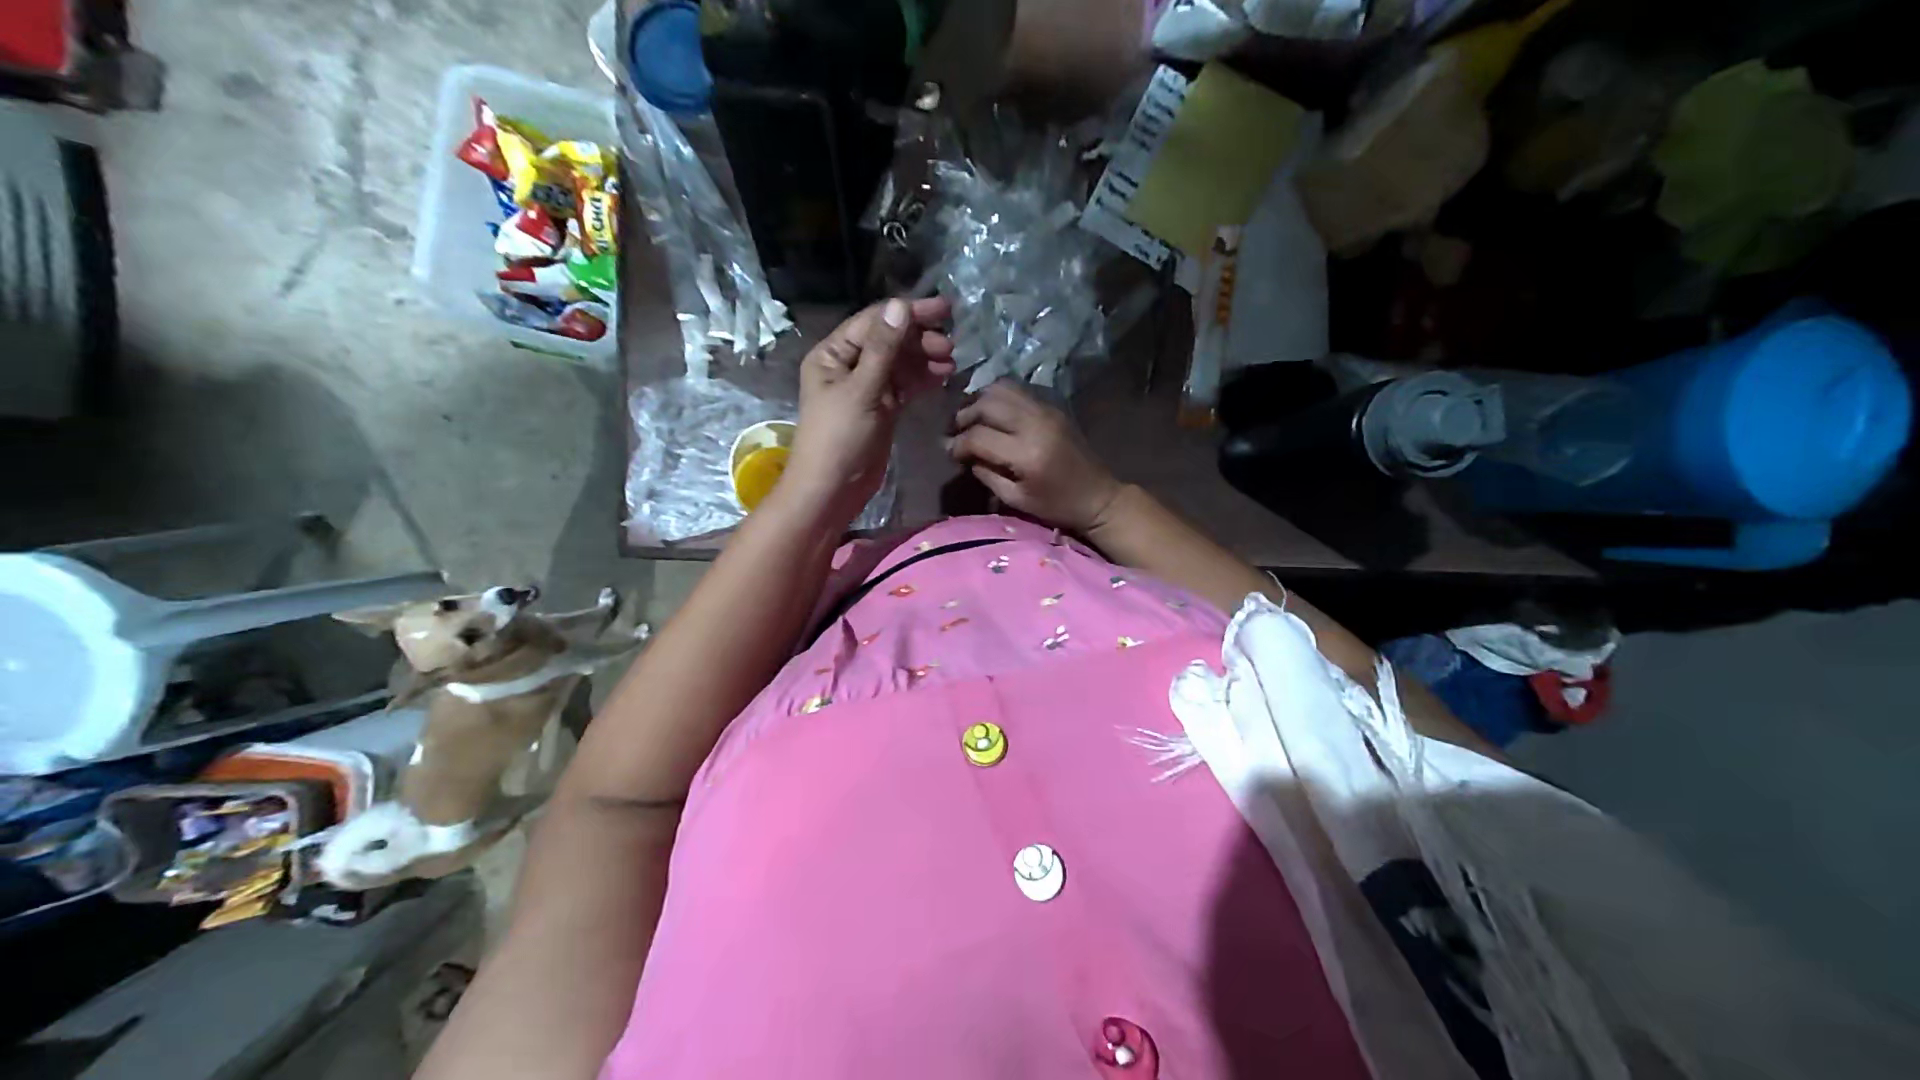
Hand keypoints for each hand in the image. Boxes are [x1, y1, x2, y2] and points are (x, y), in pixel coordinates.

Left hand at [788, 297, 954, 522]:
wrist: (832, 490)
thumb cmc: (839, 438)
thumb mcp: (861, 390)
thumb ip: (883, 348)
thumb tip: (900, 306)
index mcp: (833, 354)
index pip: (874, 322)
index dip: (908, 313)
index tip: (944, 309)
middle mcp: (848, 366)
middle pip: (890, 341)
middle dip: (920, 339)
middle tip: (950, 346)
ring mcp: (866, 389)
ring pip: (900, 364)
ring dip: (924, 360)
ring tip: (951, 362)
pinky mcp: (881, 409)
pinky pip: (904, 386)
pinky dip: (922, 380)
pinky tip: (943, 377)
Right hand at [947, 380, 1122, 532]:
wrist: (1098, 495)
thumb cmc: (1056, 505)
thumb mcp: (1016, 499)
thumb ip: (986, 474)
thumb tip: (964, 454)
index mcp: (1026, 454)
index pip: (978, 436)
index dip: (957, 444)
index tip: (949, 453)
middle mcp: (1034, 424)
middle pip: (986, 404)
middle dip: (964, 417)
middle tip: (955, 432)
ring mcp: (1045, 410)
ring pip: (1000, 389)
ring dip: (979, 402)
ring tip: (971, 419)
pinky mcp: (1051, 406)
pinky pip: (1016, 390)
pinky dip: (997, 397)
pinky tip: (991, 413)